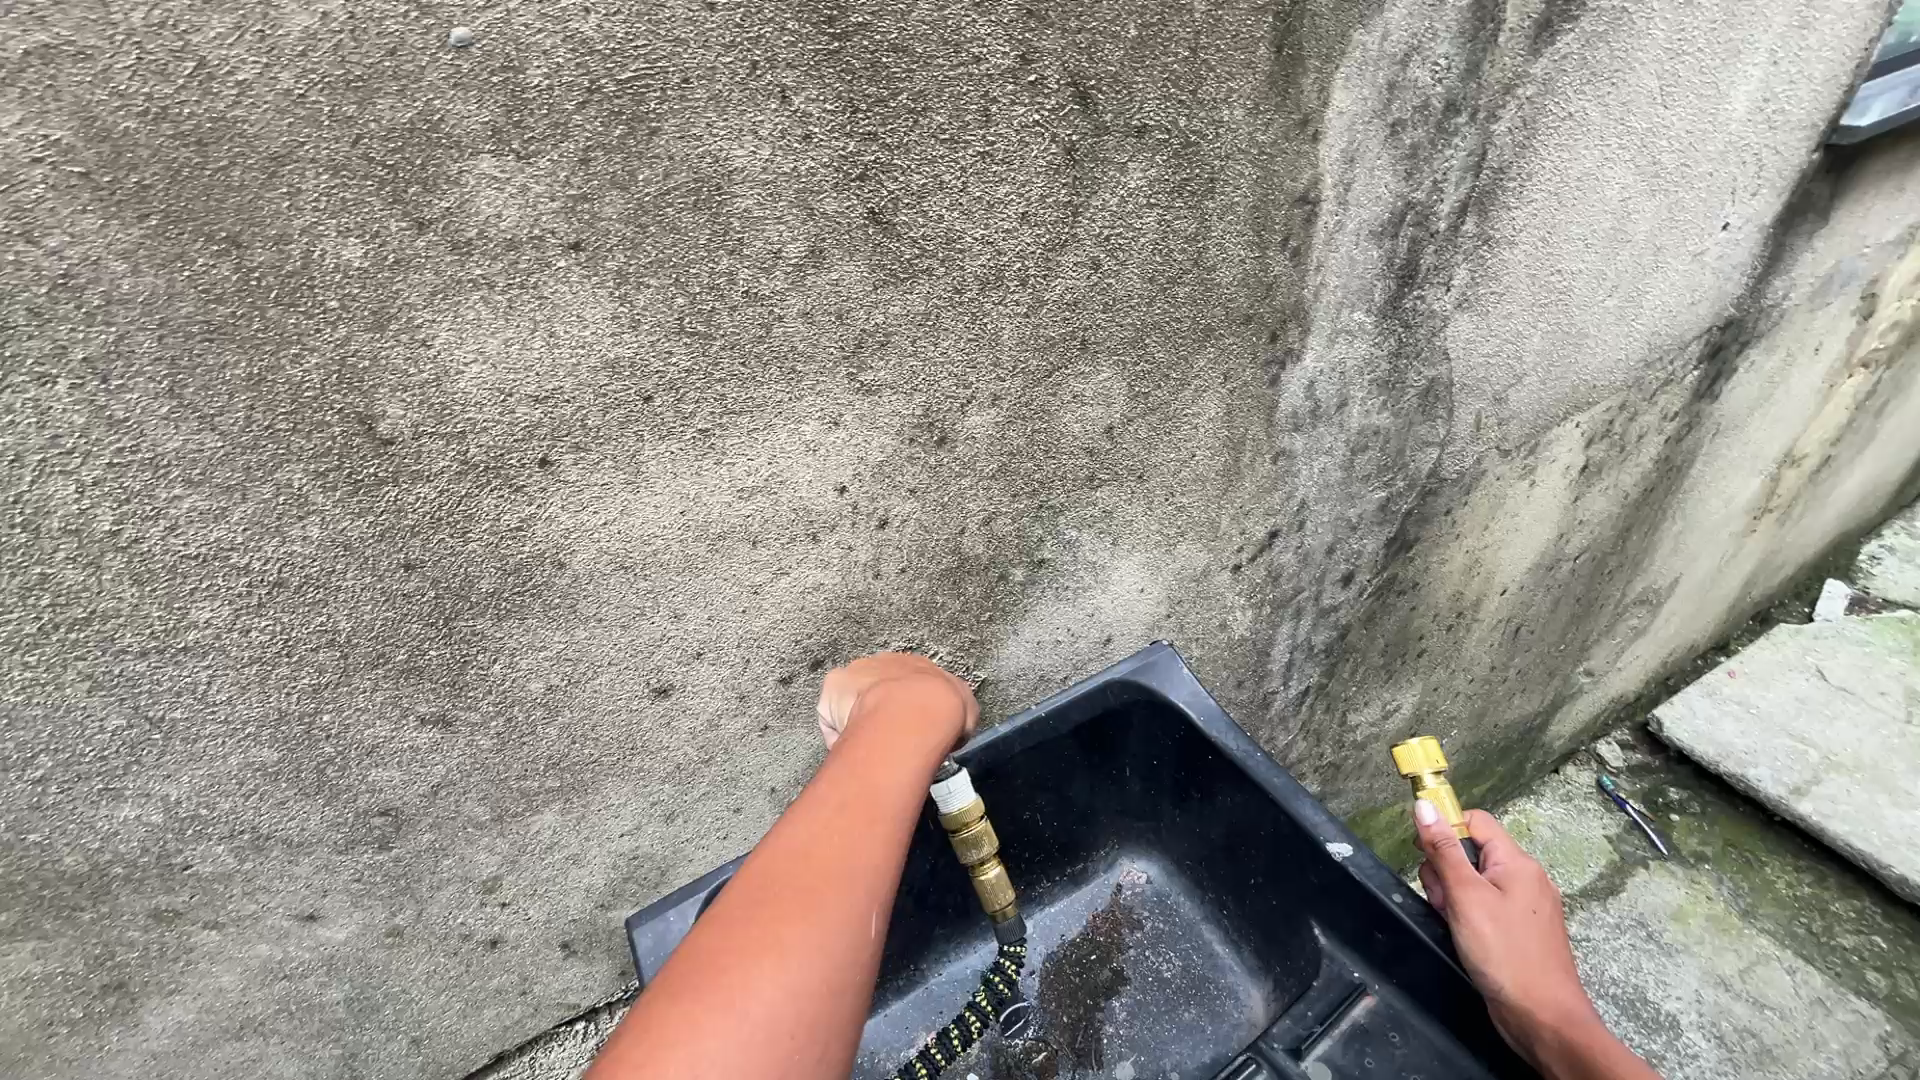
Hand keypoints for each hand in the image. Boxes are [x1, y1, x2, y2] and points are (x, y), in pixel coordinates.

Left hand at [815, 653, 978, 751]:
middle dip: (879, 710)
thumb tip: (950, 729)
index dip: (908, 710)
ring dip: (856, 717)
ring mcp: (859, 669)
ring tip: (864, 746)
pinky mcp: (835, 683)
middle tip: (885, 739)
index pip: (910, 686)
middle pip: (878, 686)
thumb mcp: (967, 712)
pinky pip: (832, 712)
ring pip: (852, 698)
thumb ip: (956, 715)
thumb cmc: (946, 710)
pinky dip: (836, 730)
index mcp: (920, 666)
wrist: (918, 707)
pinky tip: (847, 747)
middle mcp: (888, 661)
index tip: (908, 730)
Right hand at [1413, 803, 1605, 1064]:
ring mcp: (1523, 904)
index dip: (1445, 828)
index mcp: (1517, 862)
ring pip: (1471, 878)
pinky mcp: (1517, 926)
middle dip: (1444, 868)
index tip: (1426, 852)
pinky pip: (1482, 902)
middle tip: (1444, 898)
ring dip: (1451, 893)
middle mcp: (1524, 877)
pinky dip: (1465, 911)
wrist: (1543, 1019)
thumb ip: (1442, 848)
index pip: (1474, 821)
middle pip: (1469, 850)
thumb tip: (1424, 803)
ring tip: (1452, 920)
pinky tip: (1461, 931)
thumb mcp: (1464, 895)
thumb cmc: (1503, 951)